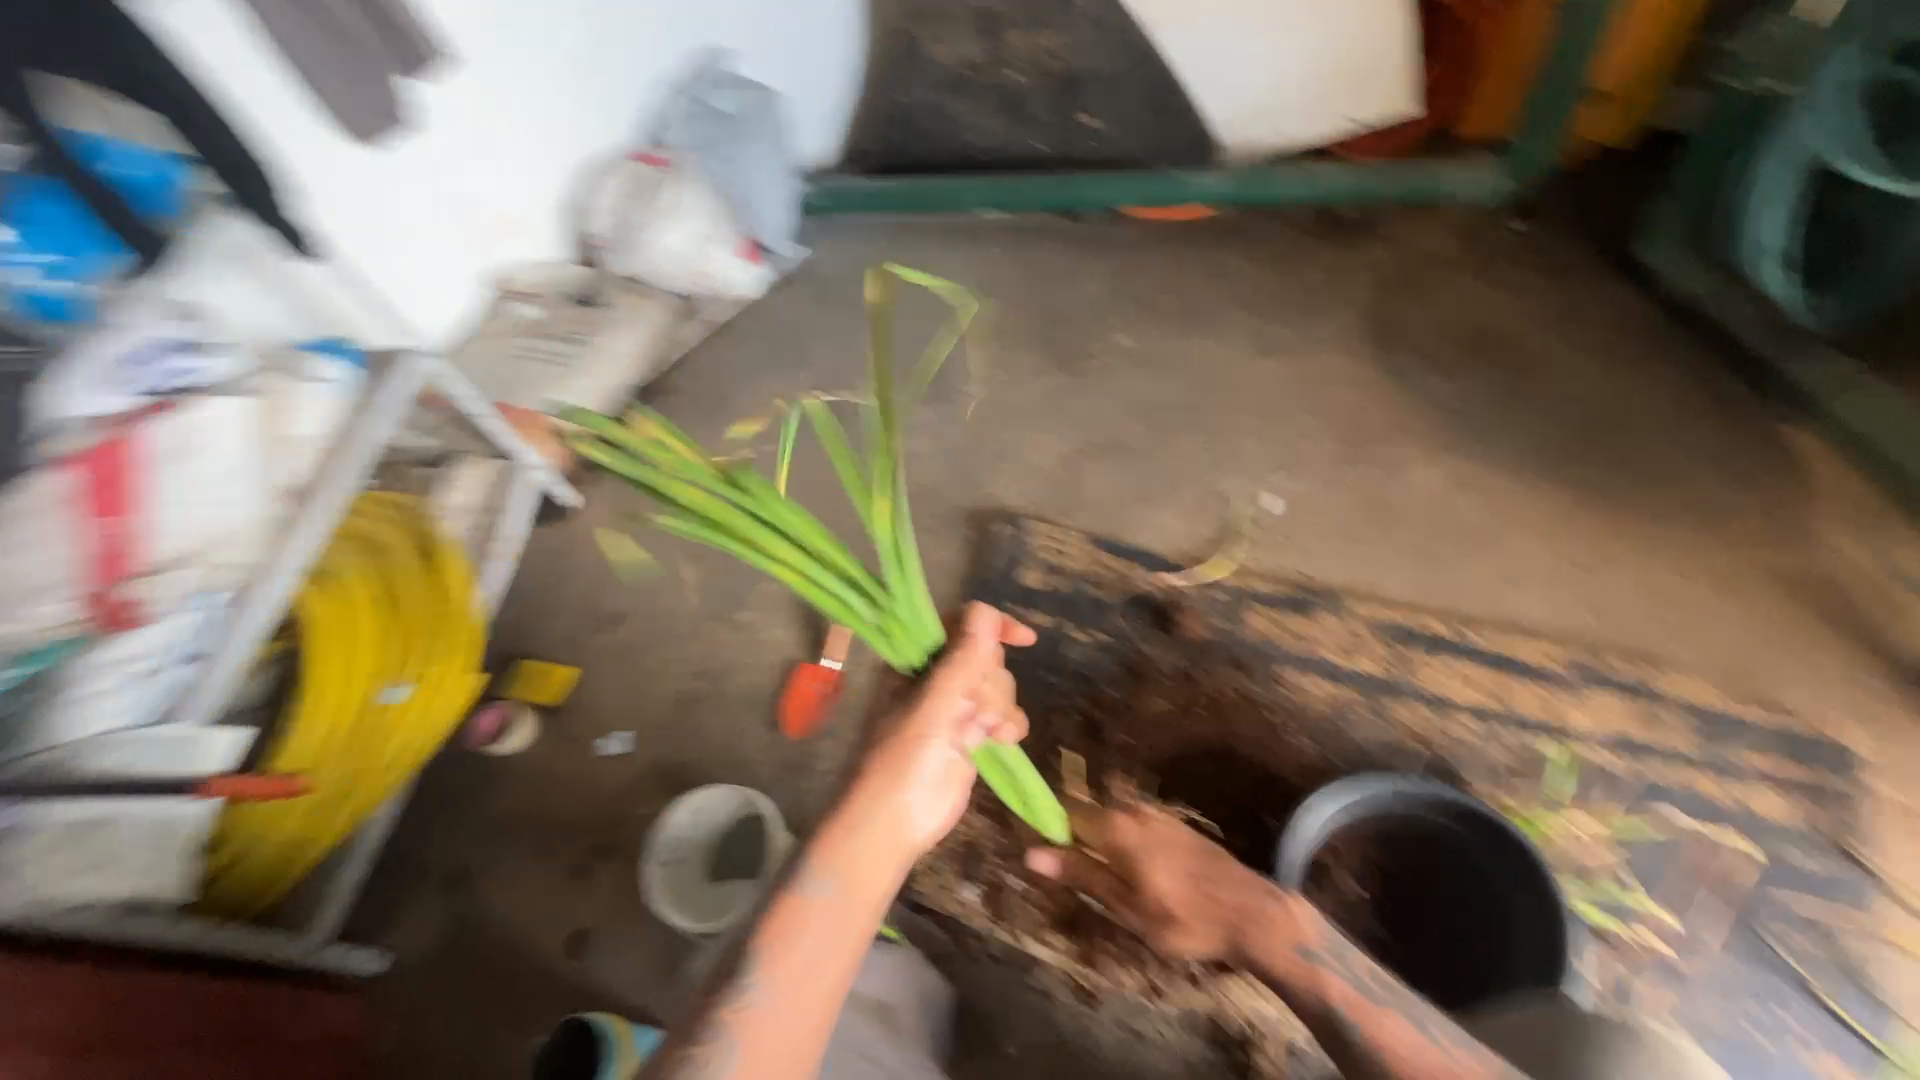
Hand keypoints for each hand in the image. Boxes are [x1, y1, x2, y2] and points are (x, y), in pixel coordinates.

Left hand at [852, 602, 1035, 858]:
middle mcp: (938, 679)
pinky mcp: (971, 735)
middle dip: (991, 684)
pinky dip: (1009, 725)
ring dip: (1000, 708)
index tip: (1024, 639)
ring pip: (998, 687)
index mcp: (918, 664)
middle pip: (987, 657)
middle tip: (974, 714)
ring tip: (984, 735)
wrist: (894, 825)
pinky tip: (1002, 742)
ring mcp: (956, 708)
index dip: (992, 626)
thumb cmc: (902, 764)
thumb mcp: (932, 710)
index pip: (961, 624)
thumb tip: (986, 613)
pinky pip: (1004, 715)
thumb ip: (961, 663)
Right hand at [1024, 803, 1285, 962]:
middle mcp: (1134, 811)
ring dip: (1104, 846)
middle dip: (1077, 842)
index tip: (1042, 858)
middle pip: (1090, 817)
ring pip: (1114, 824)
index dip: (1049, 833)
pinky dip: (1128, 847)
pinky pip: (1137, 828)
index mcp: (1116, 827)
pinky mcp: (1177, 825)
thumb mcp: (1127, 907)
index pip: (1064, 814)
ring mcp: (1158, 815)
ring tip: (1111, 886)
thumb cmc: (1185, 918)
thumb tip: (1031, 854)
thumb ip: (1082, 874)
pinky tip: (1140, 878)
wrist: (1253, 913)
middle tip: (1079, 883)